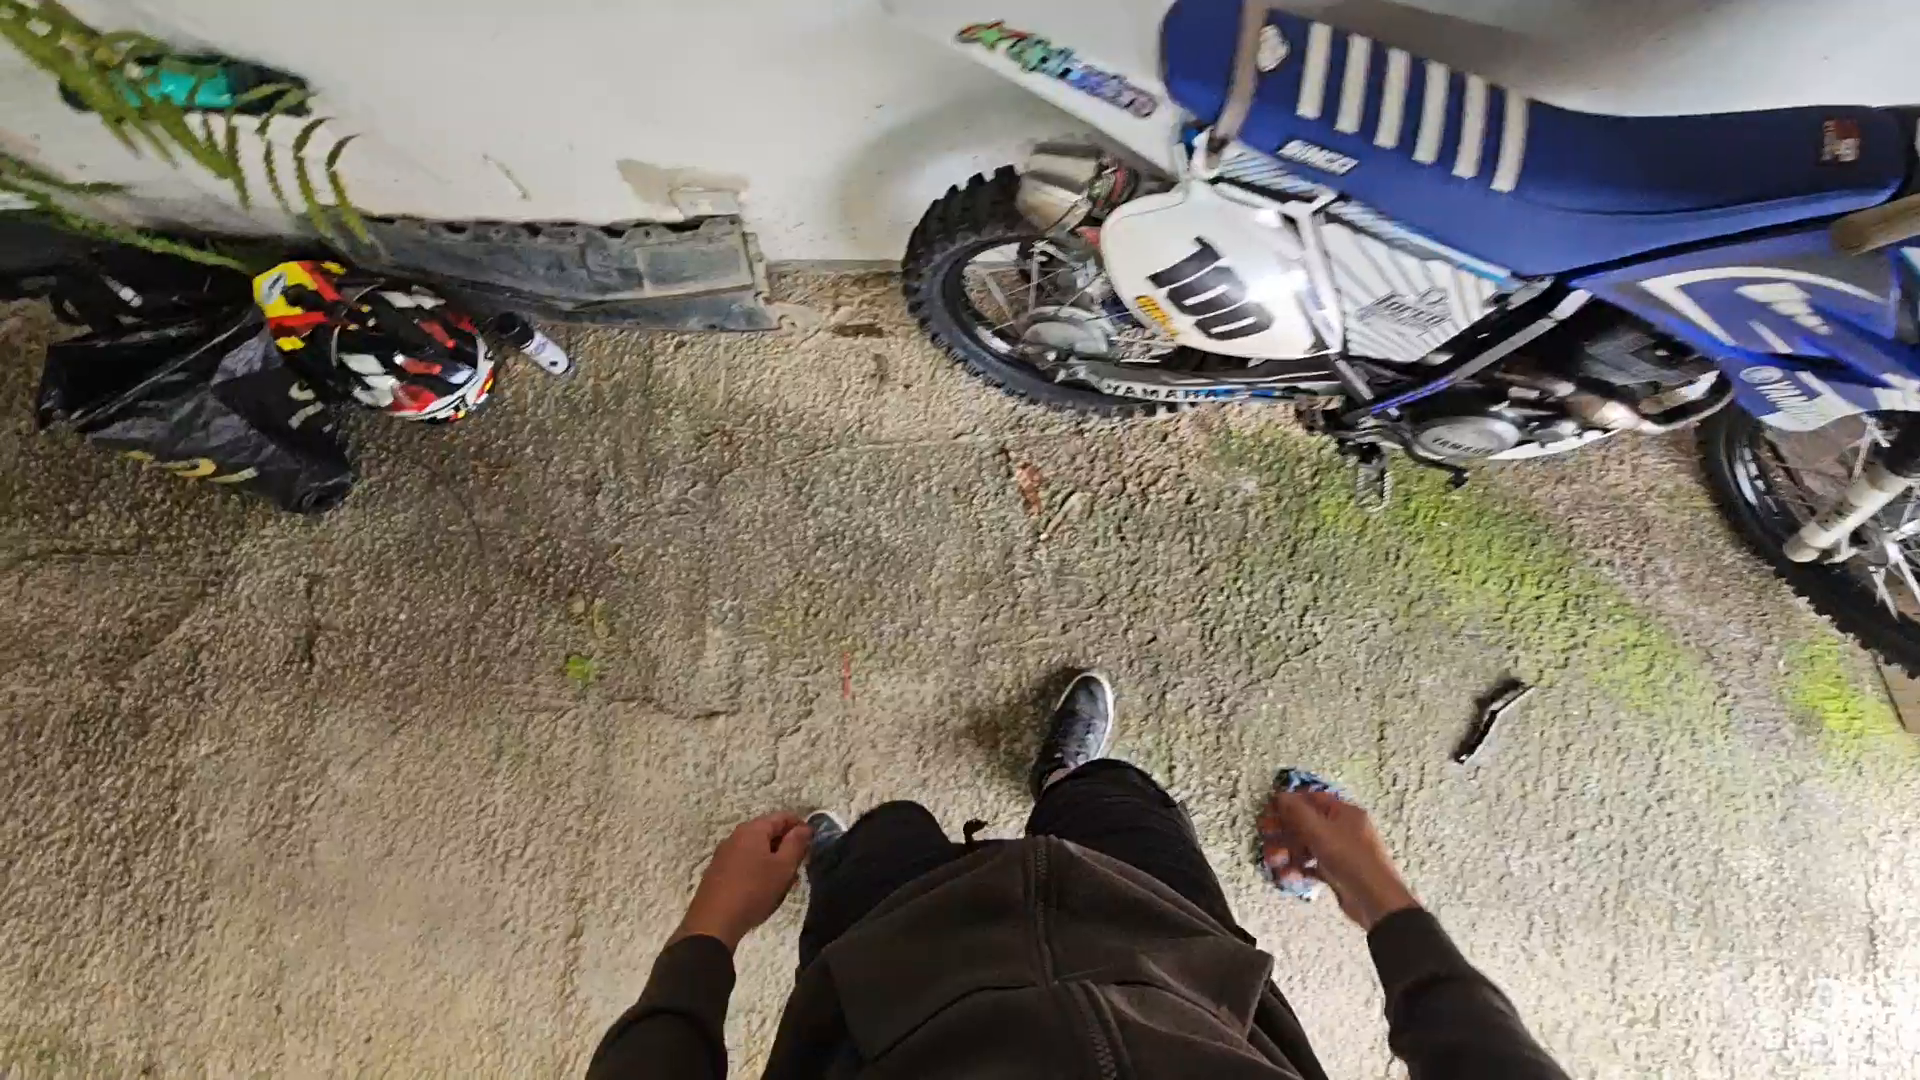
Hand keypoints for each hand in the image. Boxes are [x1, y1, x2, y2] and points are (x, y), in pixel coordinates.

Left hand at [671, 812, 812, 951]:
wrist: (712, 924)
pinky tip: (762, 888)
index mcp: (753, 830)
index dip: (800, 826)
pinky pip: (743, 861)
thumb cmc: (753, 891)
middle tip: (799, 864)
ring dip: (772, 858)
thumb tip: (804, 827)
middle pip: (767, 831)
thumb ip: (796, 844)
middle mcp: (736, 836)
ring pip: (755, 848)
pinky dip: (757, 867)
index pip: (782, 817)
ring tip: (783, 879)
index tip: (812, 842)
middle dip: (786, 844)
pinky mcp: (716, 872)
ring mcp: (723, 854)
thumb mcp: (783, 868)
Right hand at [1259, 789, 1418, 930]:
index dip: (1288, 802)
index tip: (1268, 810)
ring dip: (1287, 851)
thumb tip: (1280, 795)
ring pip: (1306, 845)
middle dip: (1283, 830)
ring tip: (1272, 861)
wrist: (1377, 903)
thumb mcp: (1320, 830)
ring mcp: (1340, 852)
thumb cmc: (1350, 858)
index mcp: (1344, 813)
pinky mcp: (1337, 872)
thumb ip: (1296, 811)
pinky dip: (1298, 868)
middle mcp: (1343, 829)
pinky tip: (1286, 875)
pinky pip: (1312, 864)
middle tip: (1264, 834)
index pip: (1311, 799)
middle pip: (1306, 823)